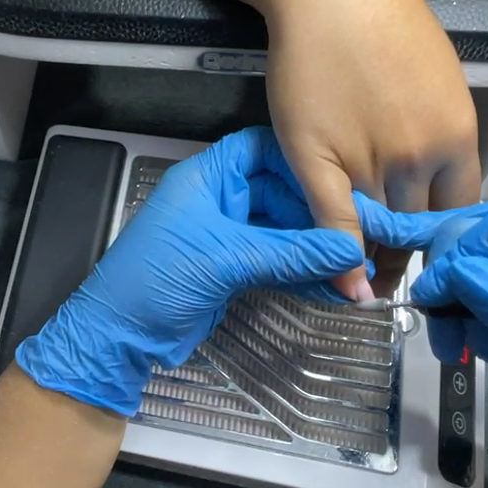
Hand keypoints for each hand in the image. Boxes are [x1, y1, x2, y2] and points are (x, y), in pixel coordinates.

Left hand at [16, 127, 366, 415]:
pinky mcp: (233, 270)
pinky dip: (304, 275)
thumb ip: (289, 254)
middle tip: (367, 236)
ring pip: (284, 234)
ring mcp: (227, 237)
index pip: (262, 151)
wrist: (119, 336)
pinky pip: (278, 263)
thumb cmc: (153, 281)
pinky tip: (337, 286)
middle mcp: (219, 201)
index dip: (302, 161)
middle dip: (322, 218)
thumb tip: (350, 251)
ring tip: (360, 269)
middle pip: (282, 195)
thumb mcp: (224, 260)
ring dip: (319, 253)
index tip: (345, 177)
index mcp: (206, 179)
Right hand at [265, 0, 480, 301]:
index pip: (461, 212)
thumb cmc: (383, 24)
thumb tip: (431, 176)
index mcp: (458, 135)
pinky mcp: (320, 159)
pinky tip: (343, 284)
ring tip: (366, 282)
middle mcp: (423, 155)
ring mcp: (370, 159)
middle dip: (410, 260)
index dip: (446, 243)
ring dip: (373, 260)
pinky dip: (339, 257)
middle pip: (419, 228)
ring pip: (378, 230)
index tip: (434, 262)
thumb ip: (438, 134)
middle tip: (398, 285)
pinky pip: (336, 222)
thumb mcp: (433, 80)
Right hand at [367, 186, 487, 451]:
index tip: (442, 297)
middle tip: (456, 335)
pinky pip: (452, 223)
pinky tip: (389, 235)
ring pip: (459, 231)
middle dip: (455, 281)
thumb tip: (462, 273)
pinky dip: (418, 233)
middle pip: (483, 225)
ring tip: (458, 336)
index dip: (472, 254)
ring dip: (446, 288)